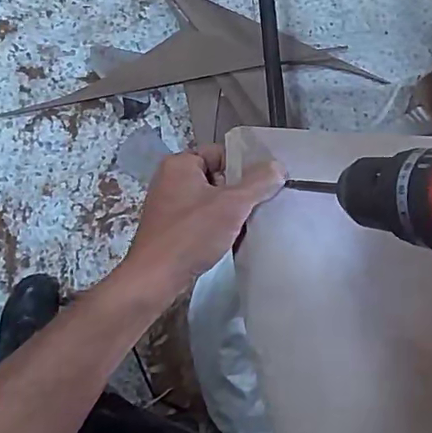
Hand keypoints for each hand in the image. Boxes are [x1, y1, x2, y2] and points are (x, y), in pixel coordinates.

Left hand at [117, 145, 284, 295]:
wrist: (154, 279)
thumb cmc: (191, 234)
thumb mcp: (231, 205)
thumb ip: (258, 183)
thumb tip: (277, 167)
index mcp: (179, 164)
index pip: (220, 153)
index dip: (243, 166)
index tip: (263, 183)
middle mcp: (170, 180)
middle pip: (216, 176)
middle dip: (238, 191)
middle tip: (259, 204)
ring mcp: (168, 205)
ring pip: (210, 200)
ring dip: (229, 211)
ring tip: (248, 223)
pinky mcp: (169, 229)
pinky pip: (200, 218)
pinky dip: (216, 225)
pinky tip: (231, 238)